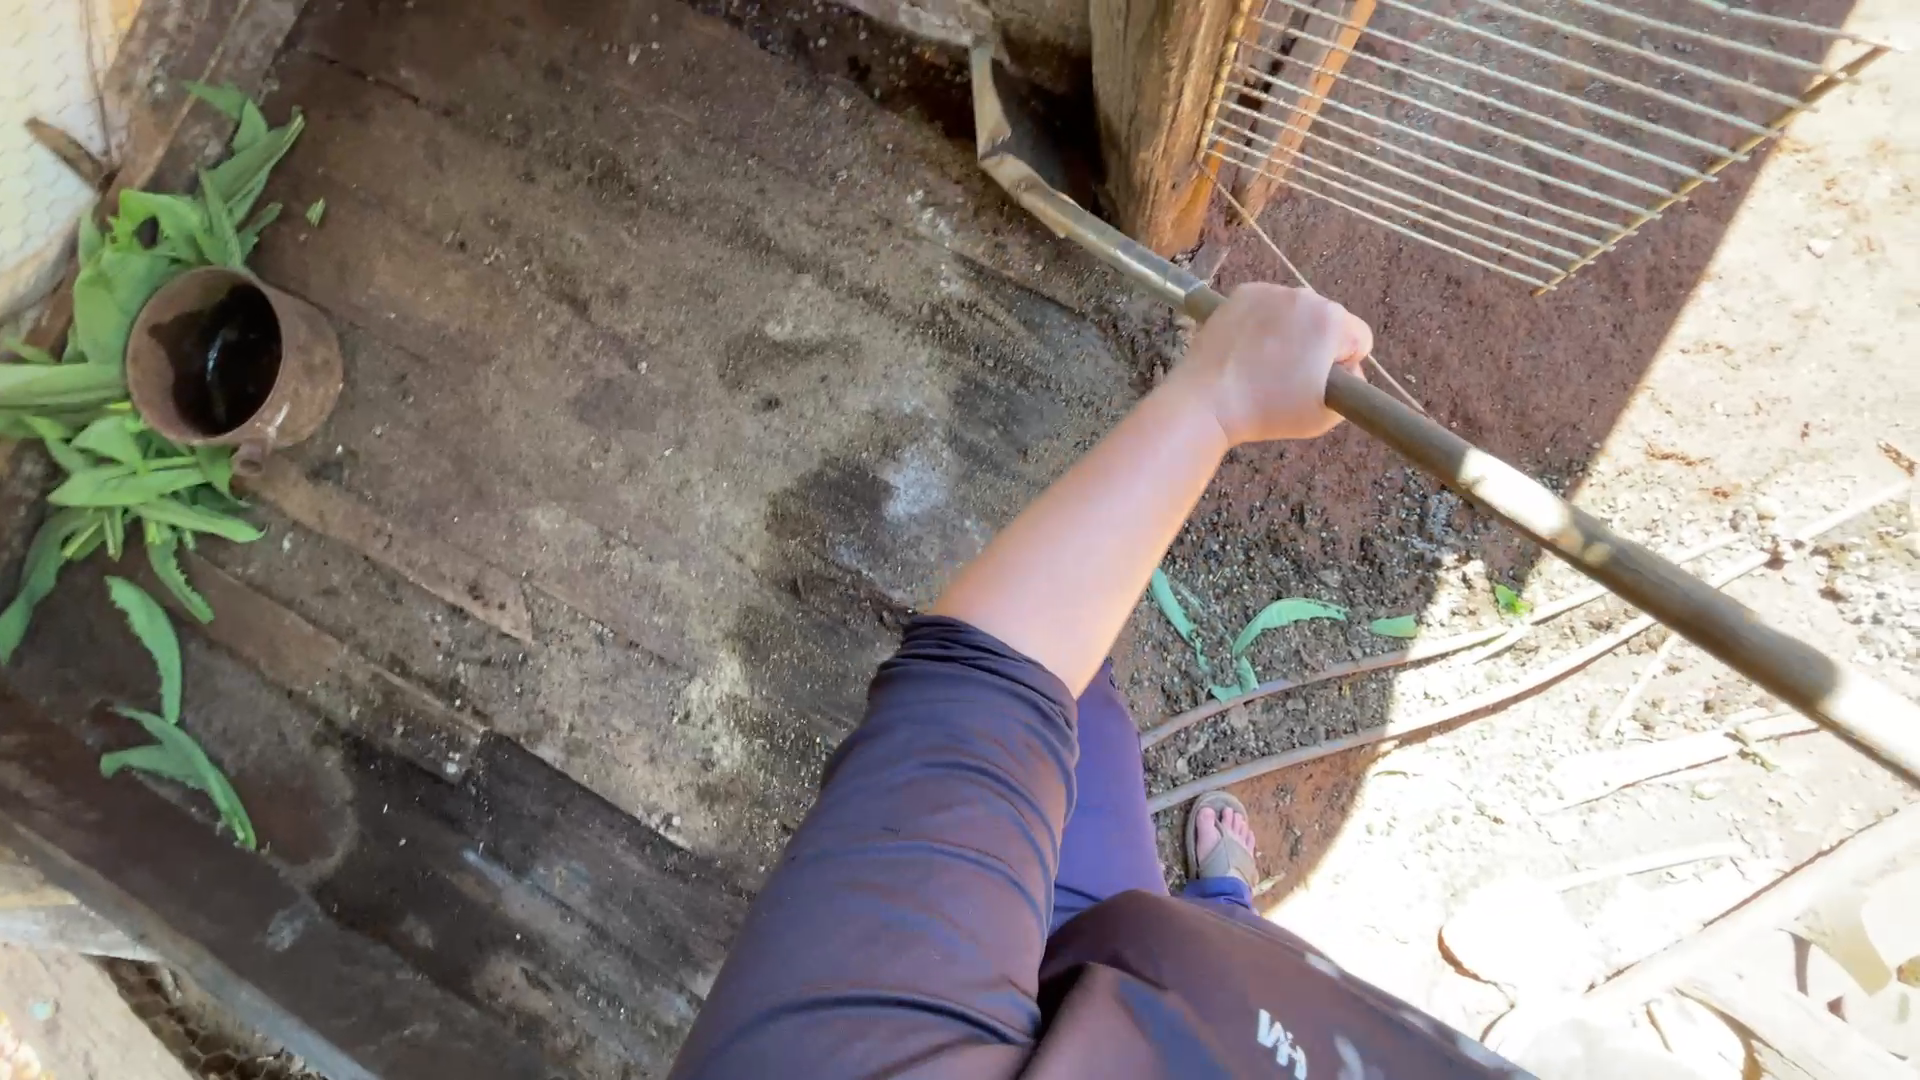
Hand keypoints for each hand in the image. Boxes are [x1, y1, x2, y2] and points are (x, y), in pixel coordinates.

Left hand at [1171, 283, 1371, 444]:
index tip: (1315, 383)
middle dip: (1314, 345)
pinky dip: (1260, 323)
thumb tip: (1346, 369)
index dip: (1342, 366)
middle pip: (1325, 322)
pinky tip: (1246, 348)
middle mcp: (1305, 295)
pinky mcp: (1240, 294)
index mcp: (1332, 320)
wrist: (1206, 401)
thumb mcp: (1326, 414)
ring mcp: (1270, 291)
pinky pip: (1264, 306)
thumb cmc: (1267, 411)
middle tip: (1284, 376)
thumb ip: (1353, 387)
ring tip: (1261, 364)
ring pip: (1294, 313)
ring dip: (1287, 332)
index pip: (1358, 339)